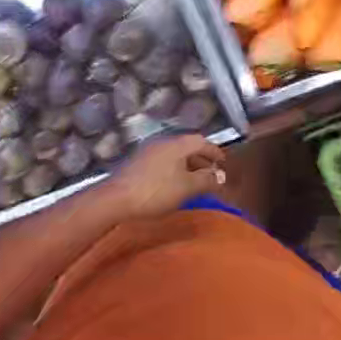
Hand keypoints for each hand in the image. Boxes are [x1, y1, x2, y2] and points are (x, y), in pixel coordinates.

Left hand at [104, 135, 226, 218]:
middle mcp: (162, 142)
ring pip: (173, 155)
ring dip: (187, 165)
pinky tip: (173, 184)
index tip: (223, 162)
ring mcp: (147, 152)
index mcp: (177, 144)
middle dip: (201, 159)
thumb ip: (207, 180)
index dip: (214, 151)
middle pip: (186, 146)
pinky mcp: (137, 163)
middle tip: (211, 173)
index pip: (201, 141)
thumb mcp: (187, 187)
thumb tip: (221, 175)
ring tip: (194, 181)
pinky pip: (162, 162)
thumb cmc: (156, 191)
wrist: (117, 198)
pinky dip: (173, 170)